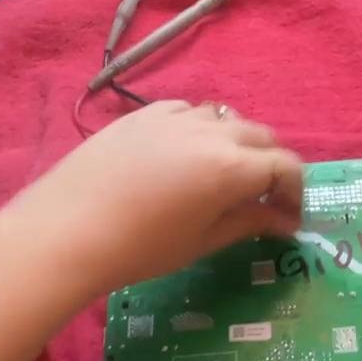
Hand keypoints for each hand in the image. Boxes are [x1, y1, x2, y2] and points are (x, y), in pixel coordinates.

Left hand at [4, 101, 302, 296]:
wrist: (66, 230)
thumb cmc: (140, 248)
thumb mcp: (202, 241)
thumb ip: (249, 222)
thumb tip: (283, 221)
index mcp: (232, 167)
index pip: (286, 167)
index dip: (295, 192)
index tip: (288, 218)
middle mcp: (211, 131)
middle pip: (262, 137)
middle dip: (271, 165)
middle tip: (262, 198)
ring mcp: (176, 117)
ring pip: (227, 119)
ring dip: (238, 144)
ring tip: (223, 175)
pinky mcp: (145, 114)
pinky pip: (189, 112)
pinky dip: (201, 130)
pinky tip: (185, 155)